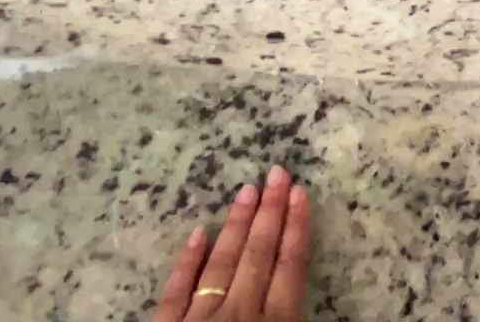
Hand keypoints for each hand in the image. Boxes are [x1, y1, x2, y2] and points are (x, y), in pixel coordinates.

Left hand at [154, 166, 311, 321]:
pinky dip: (187, 262)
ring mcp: (198, 320)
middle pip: (258, 254)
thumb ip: (294, 315)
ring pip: (221, 264)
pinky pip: (176, 292)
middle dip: (270, 211)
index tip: (299, 192)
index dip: (296, 227)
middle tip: (277, 172)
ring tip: (247, 189)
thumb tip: (302, 288)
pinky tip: (198, 233)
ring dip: (236, 225)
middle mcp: (239, 313)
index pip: (291, 266)